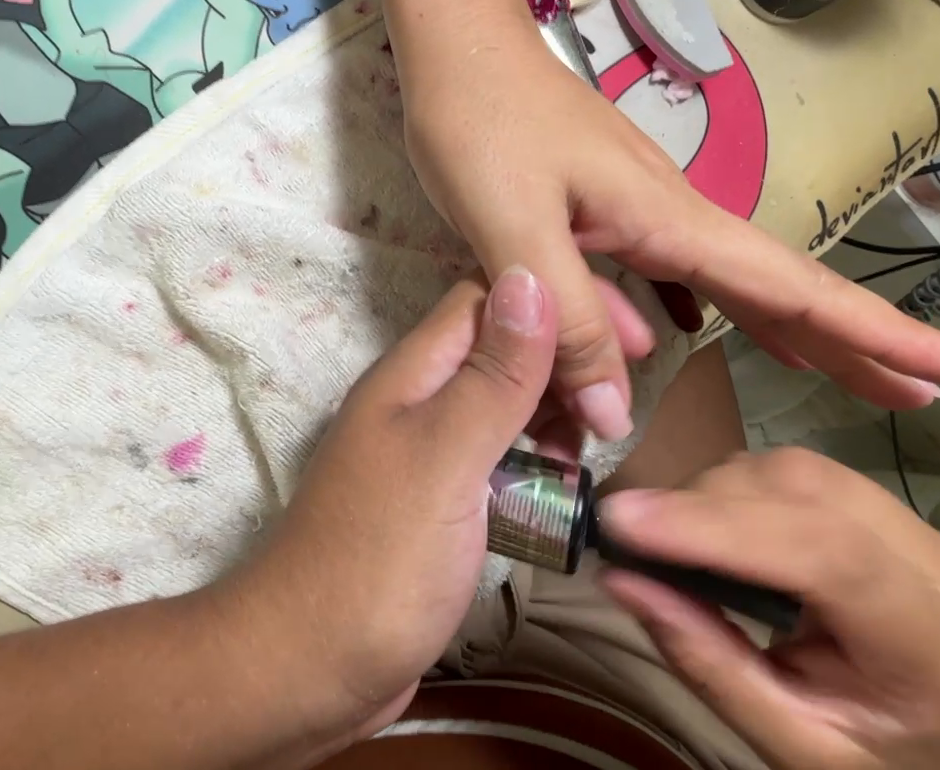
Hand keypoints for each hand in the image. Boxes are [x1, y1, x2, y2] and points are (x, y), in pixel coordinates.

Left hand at [220, 267, 630, 737]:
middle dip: (562, 361)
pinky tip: (561, 484)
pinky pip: (495, 457)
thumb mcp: (445, 457)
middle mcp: (416, 401)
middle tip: (620, 407)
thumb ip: (491, 375)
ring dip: (553, 411)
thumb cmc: (379, 559)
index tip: (628, 339)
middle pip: (499, 348)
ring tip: (599, 443)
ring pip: (501, 404)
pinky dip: (534, 459)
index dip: (555, 303)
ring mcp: (426, 452)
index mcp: (411, 373)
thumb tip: (528, 272)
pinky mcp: (439, 501)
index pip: (488, 299)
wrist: (311, 667)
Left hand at [396, 6, 939, 436]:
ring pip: (718, 278)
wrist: (457, 45)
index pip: (791, 285)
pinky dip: (685, 304)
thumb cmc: (480, 127)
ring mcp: (635, 203)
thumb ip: (567, 317)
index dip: (876, 332)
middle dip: (847, 339)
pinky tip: (672, 328)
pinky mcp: (597, 201)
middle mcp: (667, 211)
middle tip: (914, 397)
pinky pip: (660, 267)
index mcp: (666, 219)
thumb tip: (617, 410)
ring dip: (773, 325)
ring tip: (822, 371)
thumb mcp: (515, 229)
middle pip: (773, 285)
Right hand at [598, 449, 939, 769]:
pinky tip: (718, 526)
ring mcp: (932, 533)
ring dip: (718, 491)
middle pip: (809, 494)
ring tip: (677, 536)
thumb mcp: (787, 741)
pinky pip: (804, 474)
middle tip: (634, 535)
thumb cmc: (866, 762)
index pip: (830, 556)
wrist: (937, 758)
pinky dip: (741, 489)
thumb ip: (706, 661)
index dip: (719, 526)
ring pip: (799, 470)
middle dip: (705, 504)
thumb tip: (619, 577)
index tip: (623, 519)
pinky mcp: (901, 514)